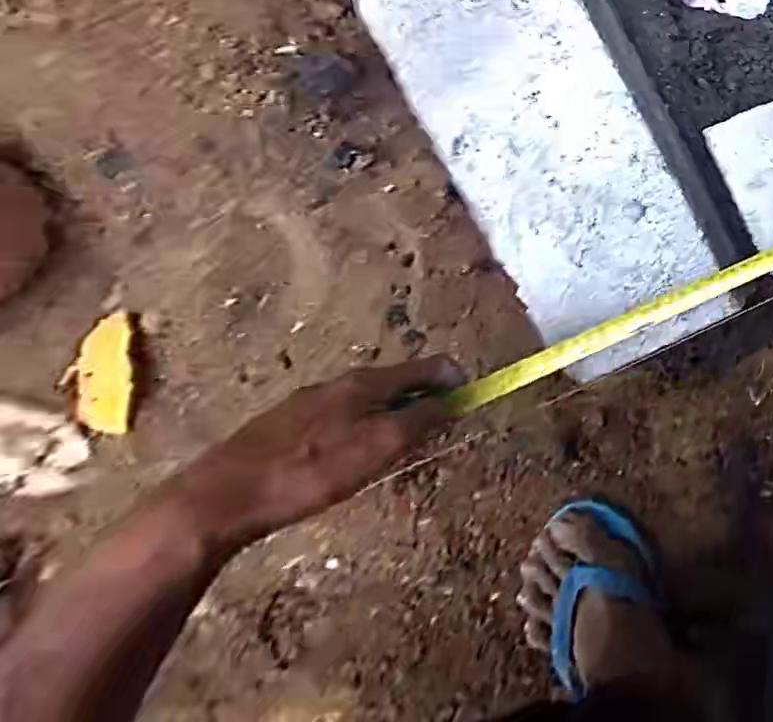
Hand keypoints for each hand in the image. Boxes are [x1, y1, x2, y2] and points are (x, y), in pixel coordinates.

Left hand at [163, 356, 459, 550]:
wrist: (208, 507)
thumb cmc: (309, 472)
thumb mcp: (382, 445)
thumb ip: (426, 418)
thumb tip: (456, 399)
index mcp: (368, 381)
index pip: (432, 366)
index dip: (457, 383)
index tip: (465, 411)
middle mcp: (339, 382)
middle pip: (399, 383)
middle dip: (422, 405)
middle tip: (425, 441)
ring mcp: (303, 404)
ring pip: (366, 403)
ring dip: (387, 421)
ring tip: (383, 458)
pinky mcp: (275, 429)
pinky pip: (335, 421)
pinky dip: (354, 434)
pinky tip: (338, 466)